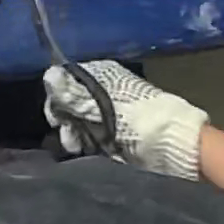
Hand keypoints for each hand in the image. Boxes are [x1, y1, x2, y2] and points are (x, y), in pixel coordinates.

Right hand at [44, 61, 207, 178]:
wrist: (175, 148)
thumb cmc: (139, 120)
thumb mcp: (102, 104)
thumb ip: (71, 92)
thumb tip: (48, 75)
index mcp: (101, 74)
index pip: (65, 79)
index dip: (56, 96)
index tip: (56, 114)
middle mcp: (102, 90)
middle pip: (68, 101)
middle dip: (64, 118)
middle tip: (67, 132)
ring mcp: (108, 113)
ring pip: (75, 120)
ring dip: (71, 132)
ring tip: (76, 145)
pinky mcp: (113, 134)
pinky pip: (87, 135)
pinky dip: (82, 142)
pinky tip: (83, 149)